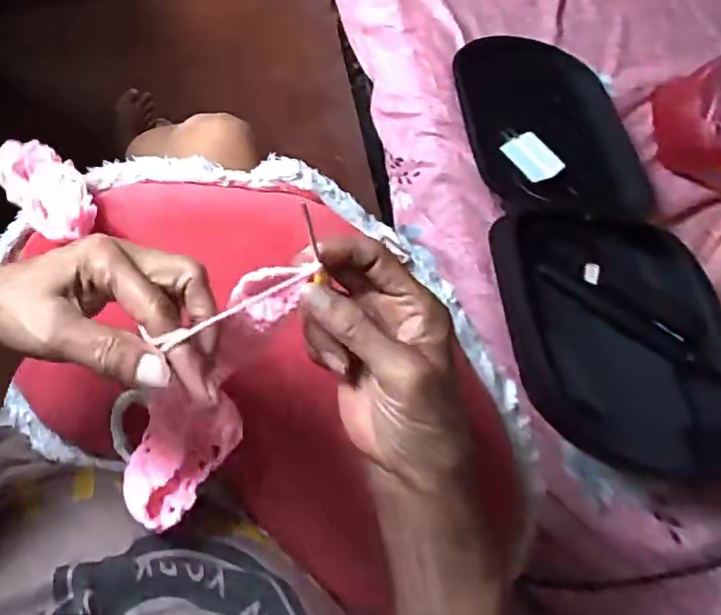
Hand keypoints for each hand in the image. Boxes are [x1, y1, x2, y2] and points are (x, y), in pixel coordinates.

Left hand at [0, 235, 216, 397]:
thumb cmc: (18, 314)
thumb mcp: (57, 334)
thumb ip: (108, 352)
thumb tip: (164, 375)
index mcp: (106, 256)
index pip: (159, 302)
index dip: (180, 346)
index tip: (193, 389)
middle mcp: (124, 252)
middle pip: (184, 274)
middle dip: (202, 320)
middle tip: (204, 371)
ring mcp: (125, 265)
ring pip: (178, 284)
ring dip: (193, 322)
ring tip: (196, 369)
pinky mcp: (123, 282)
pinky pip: (163, 296)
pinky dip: (176, 324)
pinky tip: (173, 355)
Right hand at [300, 235, 474, 492]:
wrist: (411, 472)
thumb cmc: (424, 419)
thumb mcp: (400, 371)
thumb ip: (356, 328)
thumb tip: (308, 290)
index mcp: (412, 303)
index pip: (374, 257)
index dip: (342, 249)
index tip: (308, 255)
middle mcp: (385, 307)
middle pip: (341, 271)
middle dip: (317, 277)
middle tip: (295, 284)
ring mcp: (360, 327)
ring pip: (321, 299)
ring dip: (320, 326)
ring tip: (339, 362)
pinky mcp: (339, 347)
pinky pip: (314, 327)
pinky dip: (316, 344)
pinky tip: (335, 370)